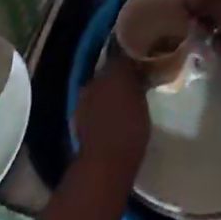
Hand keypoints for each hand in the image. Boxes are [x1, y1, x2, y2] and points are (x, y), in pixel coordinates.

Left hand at [76, 53, 148, 169]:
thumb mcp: (143, 108)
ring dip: (106, 91)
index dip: (130, 60)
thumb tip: (137, 75)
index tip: (138, 65)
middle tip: (130, 86)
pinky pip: (91, 102)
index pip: (122, 57)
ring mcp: (85, 95)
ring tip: (119, 103)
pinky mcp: (78, 113)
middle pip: (108, 71)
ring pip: (98, 86)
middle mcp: (97, 78)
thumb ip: (137, 87)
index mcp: (116, 73)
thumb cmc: (131, 134)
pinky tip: (106, 117)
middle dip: (118, 76)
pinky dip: (98, 106)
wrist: (104, 162)